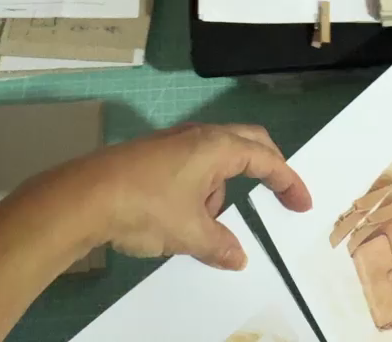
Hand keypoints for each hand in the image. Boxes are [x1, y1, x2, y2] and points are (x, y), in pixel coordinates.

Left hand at [60, 123, 312, 270]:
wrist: (88, 195)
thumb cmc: (147, 207)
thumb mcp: (190, 233)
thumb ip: (220, 244)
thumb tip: (238, 256)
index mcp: (217, 146)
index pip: (265, 158)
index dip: (288, 180)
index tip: (303, 203)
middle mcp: (201, 135)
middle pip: (248, 142)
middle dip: (267, 167)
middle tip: (280, 194)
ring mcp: (178, 141)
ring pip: (219, 156)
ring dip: (225, 186)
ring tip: (210, 226)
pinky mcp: (159, 153)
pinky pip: (197, 164)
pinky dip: (204, 187)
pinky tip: (185, 217)